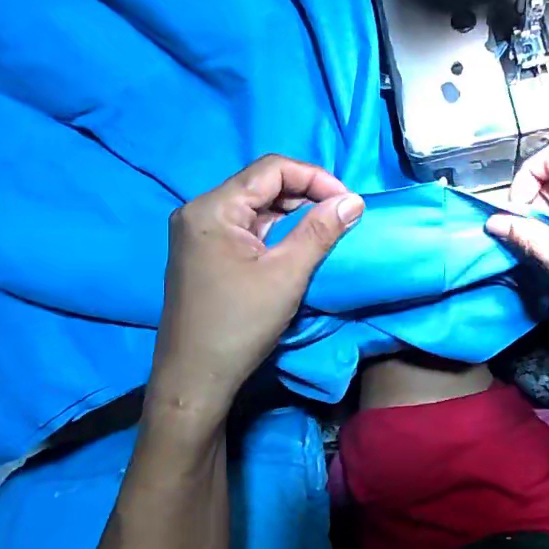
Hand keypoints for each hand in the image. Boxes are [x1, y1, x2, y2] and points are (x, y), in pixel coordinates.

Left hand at [150, 155, 364, 415]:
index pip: (271, 169)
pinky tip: (297, 241)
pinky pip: (244, 227)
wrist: (194, 379)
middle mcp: (199, 211)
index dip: (314, 177)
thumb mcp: (286, 275)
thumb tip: (354, 200)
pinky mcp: (203, 252)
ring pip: (254, 206)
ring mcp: (198, 233)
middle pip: (260, 184)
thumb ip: (320, 231)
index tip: (348, 201)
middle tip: (341, 214)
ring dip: (292, 211)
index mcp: (212, 208)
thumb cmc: (239, 325)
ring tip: (326, 226)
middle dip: (305, 193)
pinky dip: (274, 229)